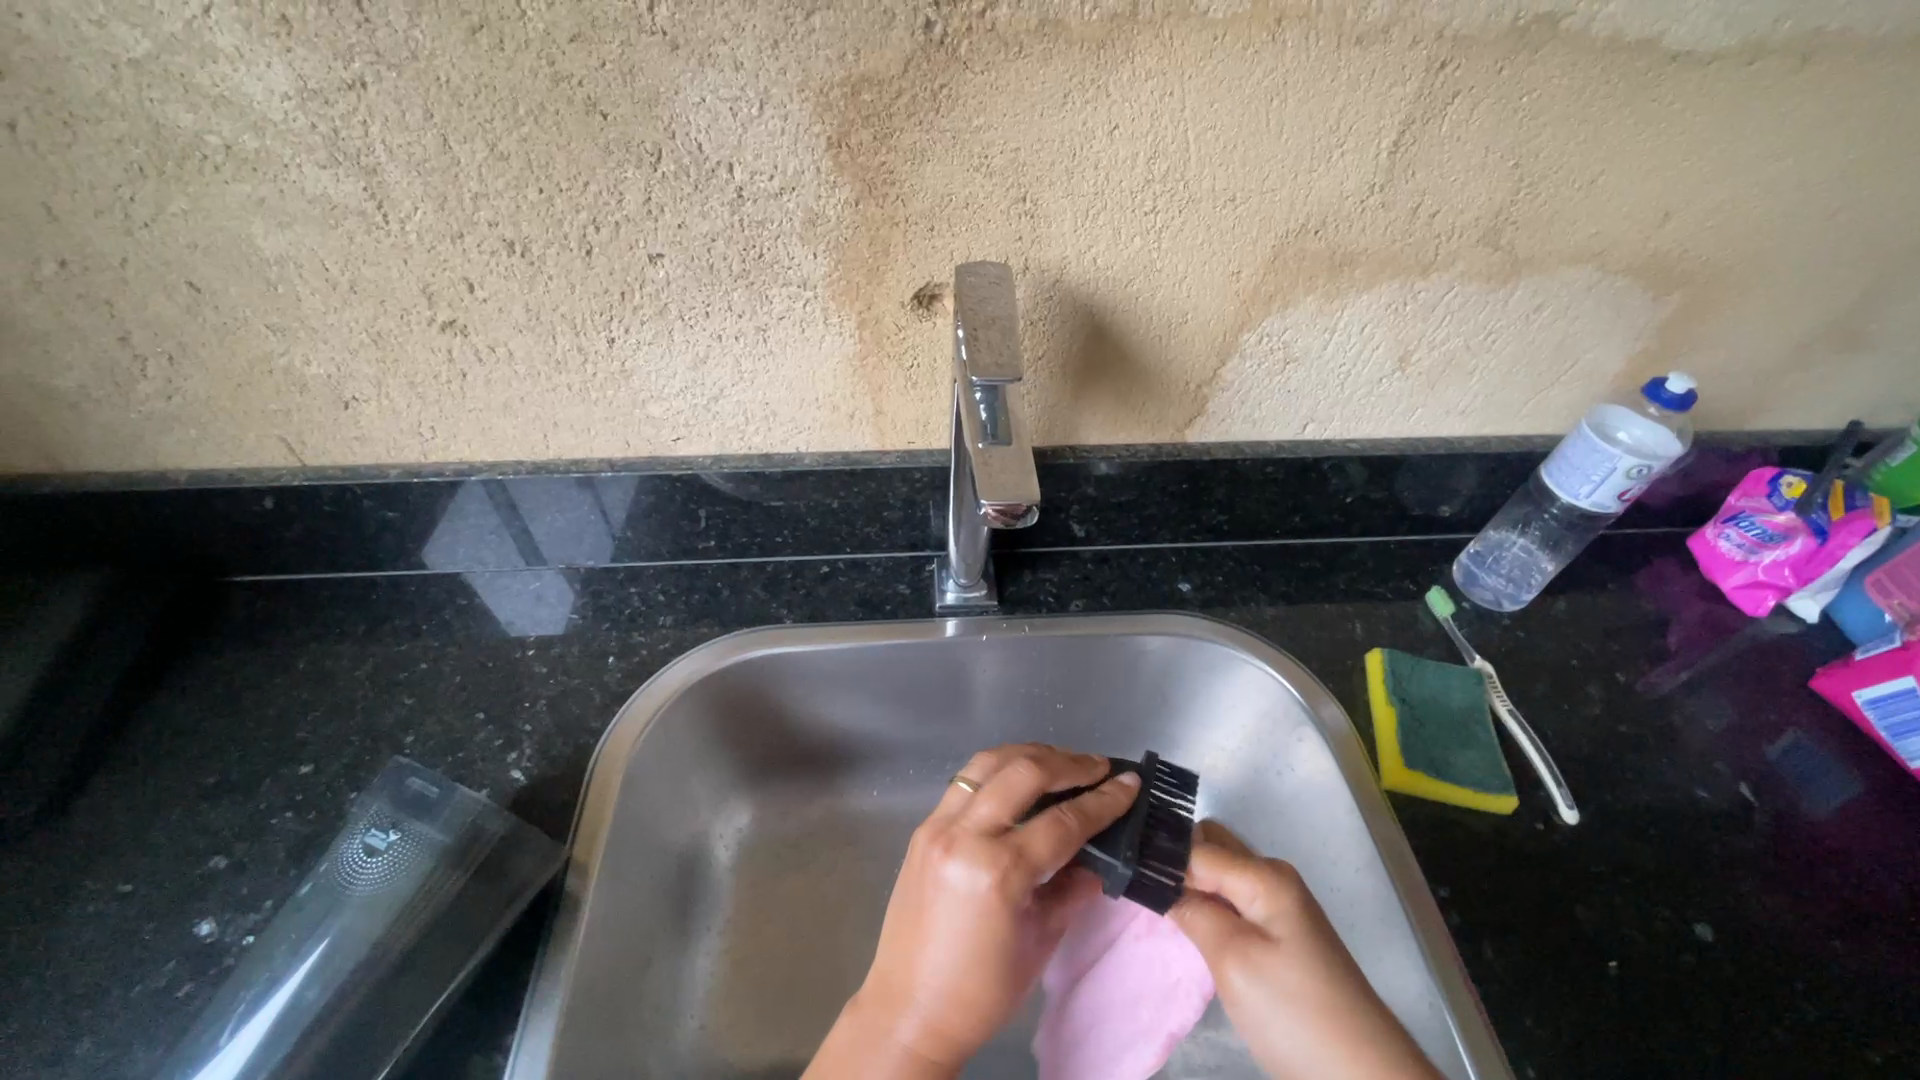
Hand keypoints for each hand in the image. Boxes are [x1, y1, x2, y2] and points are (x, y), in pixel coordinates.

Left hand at [804, 743, 1141, 1078]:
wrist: (908, 1010)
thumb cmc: (981, 990)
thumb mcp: (1041, 941)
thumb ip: (1072, 889)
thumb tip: (1098, 857)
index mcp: (998, 870)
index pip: (1063, 820)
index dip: (1104, 800)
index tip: (1131, 783)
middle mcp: (965, 835)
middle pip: (1025, 772)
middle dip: (1069, 763)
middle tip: (1100, 768)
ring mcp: (937, 826)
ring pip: (988, 762)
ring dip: (1030, 755)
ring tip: (1063, 763)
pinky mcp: (923, 828)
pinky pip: (964, 781)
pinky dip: (997, 770)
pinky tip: (1020, 779)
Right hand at [1169, 822, 1443, 1079]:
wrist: (1363, 1073)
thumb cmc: (1294, 1013)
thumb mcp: (1233, 961)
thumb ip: (1193, 912)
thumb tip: (1160, 881)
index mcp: (1265, 875)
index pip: (1195, 847)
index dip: (1163, 863)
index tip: (1132, 882)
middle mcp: (1273, 878)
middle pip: (1211, 847)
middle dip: (1178, 865)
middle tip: (1150, 900)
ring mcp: (1280, 905)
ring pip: (1221, 873)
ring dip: (1192, 887)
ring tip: (1165, 915)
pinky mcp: (1280, 932)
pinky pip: (1233, 899)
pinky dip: (1210, 906)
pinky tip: (1195, 931)